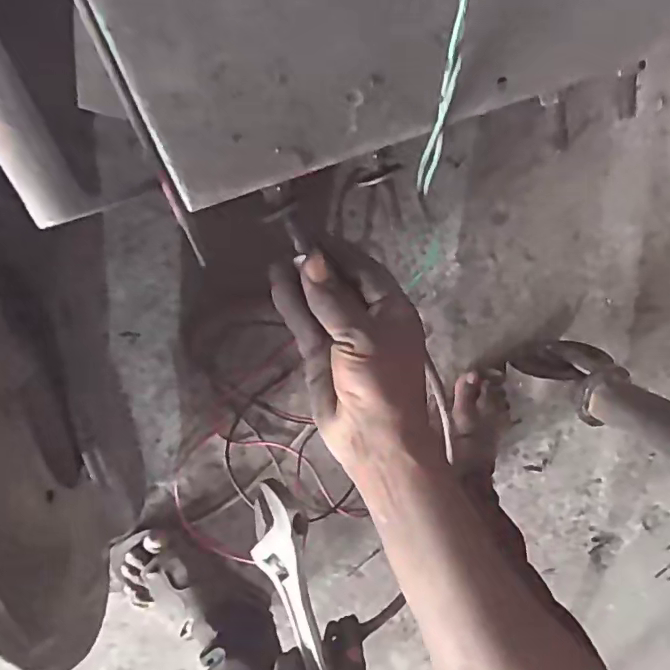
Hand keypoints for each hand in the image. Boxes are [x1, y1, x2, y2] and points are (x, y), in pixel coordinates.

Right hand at [269, 239, 436, 477]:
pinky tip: (276, 280)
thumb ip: (332, 299)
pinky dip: (291, 302)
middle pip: (342, 283)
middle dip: (319, 263)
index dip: (341, 252)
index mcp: (393, 310)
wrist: (374, 436)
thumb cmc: (382, 382)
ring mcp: (342, 337)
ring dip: (302, 280)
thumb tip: (310, 260)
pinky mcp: (320, 355)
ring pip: (320, 301)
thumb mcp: (361, 336)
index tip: (314, 232)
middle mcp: (369, 319)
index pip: (366, 271)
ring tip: (278, 254)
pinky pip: (305, 322)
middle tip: (290, 237)